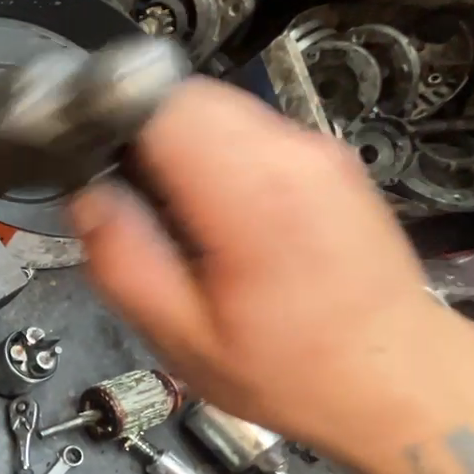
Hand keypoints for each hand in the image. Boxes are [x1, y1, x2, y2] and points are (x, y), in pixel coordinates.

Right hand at [74, 79, 465, 450]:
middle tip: (112, 194)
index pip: (163, 105)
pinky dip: (202, 153)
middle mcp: (291, 153)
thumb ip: (123, 263)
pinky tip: (198, 210)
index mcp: (252, 195)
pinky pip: (241, 129)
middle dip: (133, 133)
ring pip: (212, 108)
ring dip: (167, 143)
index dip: (108, 120)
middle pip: (185, 97)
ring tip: (156, 208)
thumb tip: (85, 202)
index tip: (80, 159)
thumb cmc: (285, 369)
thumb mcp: (179, 335)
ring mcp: (314, 149)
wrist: (392, 376)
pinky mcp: (322, 157)